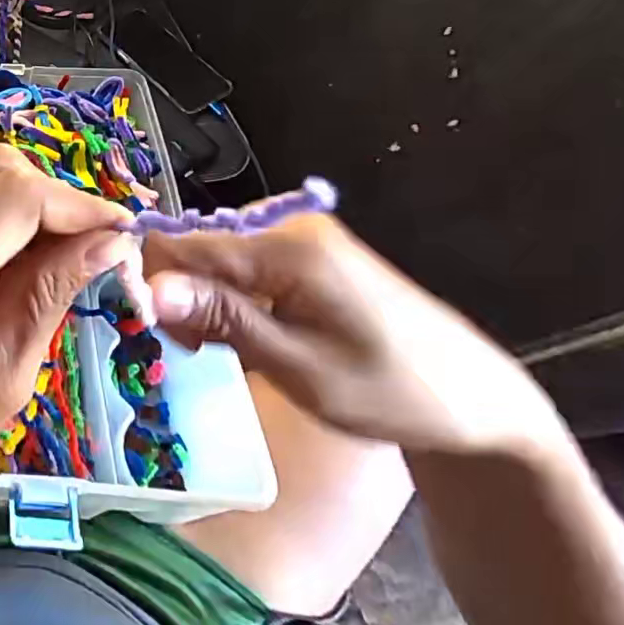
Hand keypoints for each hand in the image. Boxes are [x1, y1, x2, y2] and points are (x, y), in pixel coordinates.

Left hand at [0, 146, 144, 506]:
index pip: (14, 201)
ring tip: (53, 256)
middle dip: (57, 198)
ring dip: (31, 203)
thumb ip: (50, 296)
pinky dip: (0, 212)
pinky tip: (10, 258)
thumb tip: (110, 241)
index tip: (119, 232)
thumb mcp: (4, 381)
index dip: (77, 204)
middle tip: (89, 244)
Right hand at [143, 214, 569, 459]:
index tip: (162, 336)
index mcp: (288, 246)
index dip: (154, 283)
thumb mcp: (300, 366)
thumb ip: (223, 320)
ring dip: (203, 302)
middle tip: (203, 351)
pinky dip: (228, 298)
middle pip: (194, 247)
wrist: (474, 399)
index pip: (183, 243)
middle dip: (181, 297)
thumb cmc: (392, 391)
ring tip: (229, 348)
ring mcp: (297, 235)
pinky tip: (246, 331)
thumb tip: (149, 289)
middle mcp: (287, 225)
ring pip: (211, 257)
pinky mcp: (302, 251)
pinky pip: (238, 263)